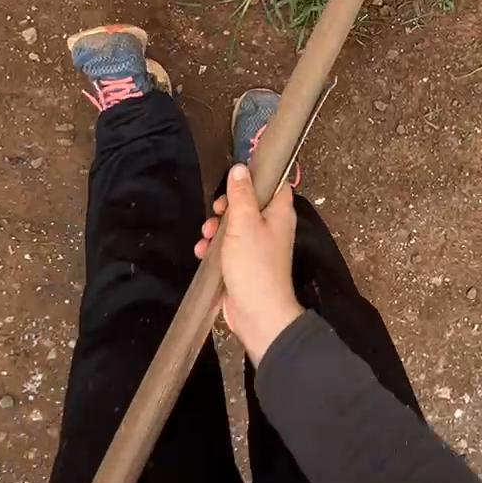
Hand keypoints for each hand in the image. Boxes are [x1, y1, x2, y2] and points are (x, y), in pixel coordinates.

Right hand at [196, 164, 302, 362]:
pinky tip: (202, 253)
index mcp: (279, 212)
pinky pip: (229, 247)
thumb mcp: (244, 223)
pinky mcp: (245, 263)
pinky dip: (215, 247)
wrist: (258, 314)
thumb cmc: (254, 264)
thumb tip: (241, 168)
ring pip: (235, 226)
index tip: (235, 179)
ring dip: (217, 228)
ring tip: (206, 235)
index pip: (274, 182)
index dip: (255, 177)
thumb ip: (241, 195)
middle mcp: (272, 226)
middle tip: (217, 212)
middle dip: (228, 206)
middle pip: (249, 203)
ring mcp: (259, 246)